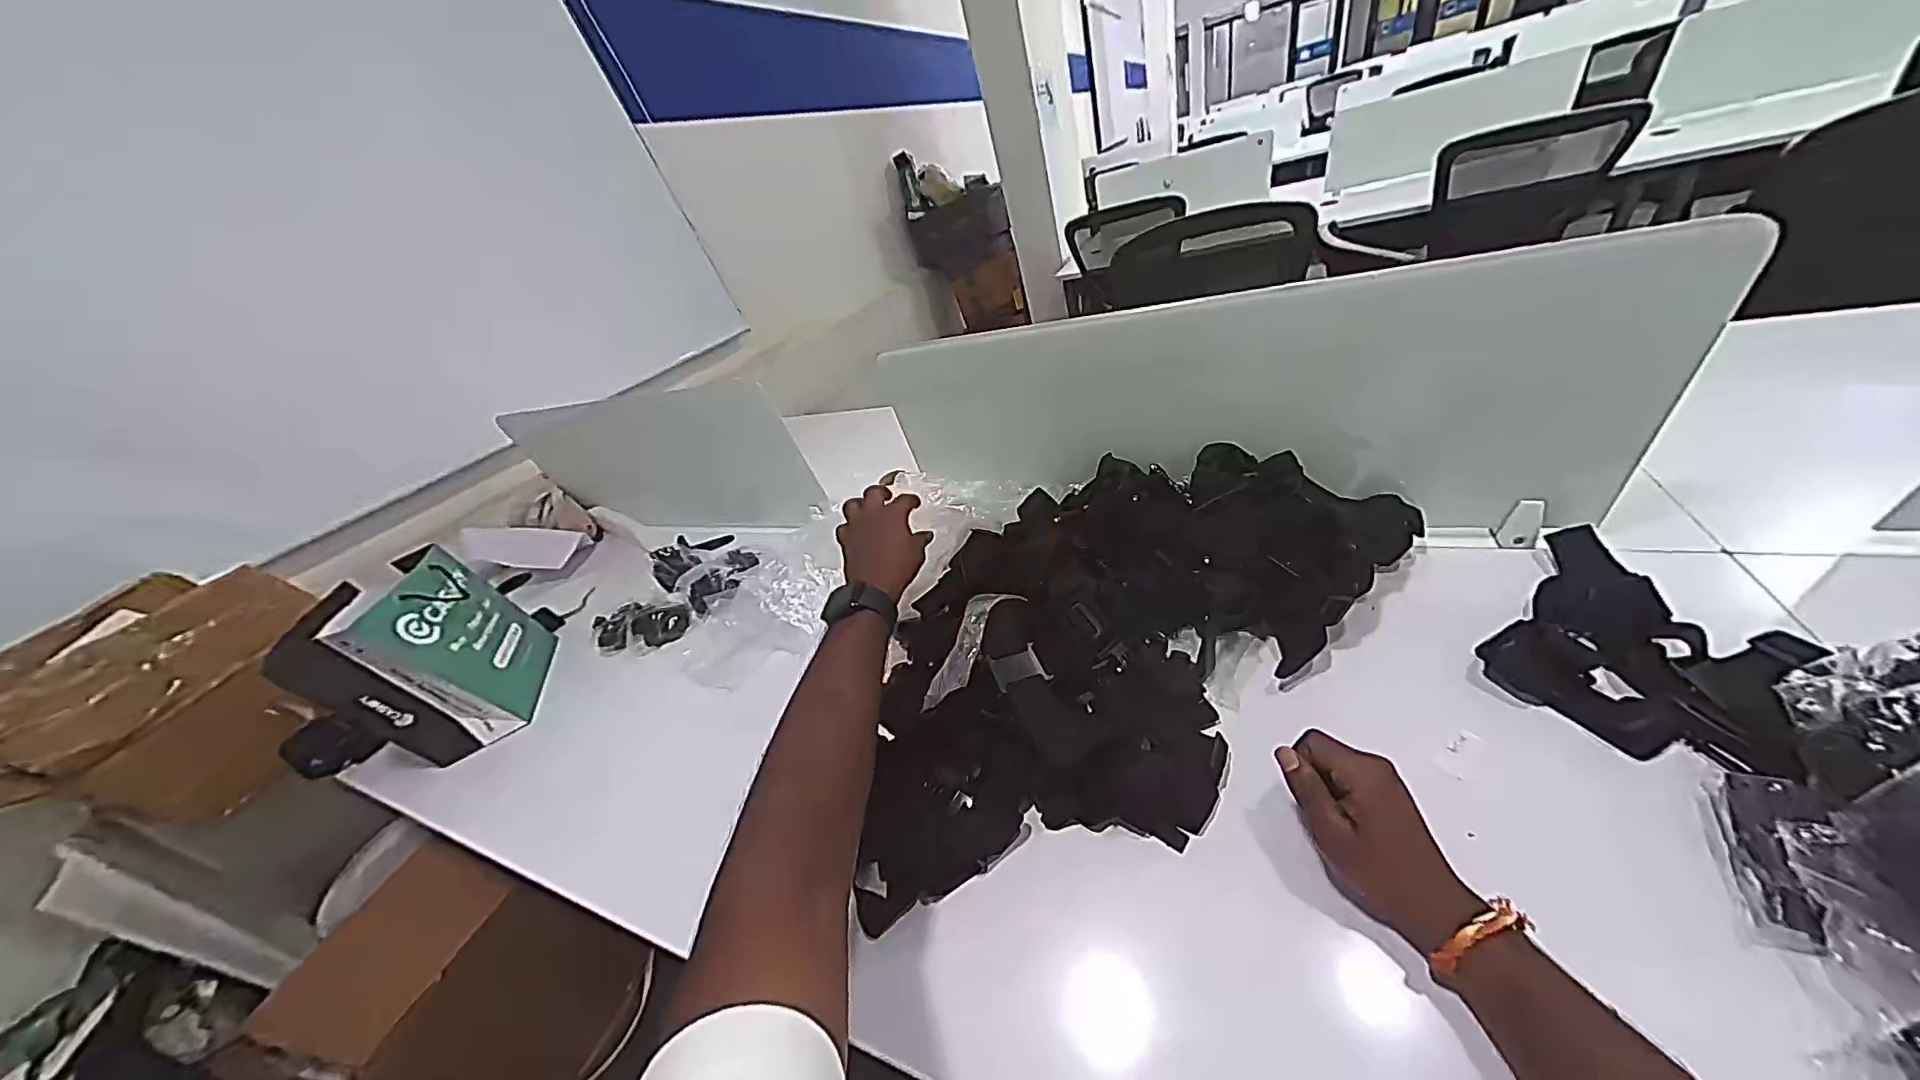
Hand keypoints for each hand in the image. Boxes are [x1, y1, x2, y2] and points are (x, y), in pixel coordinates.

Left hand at [837, 479, 932, 602]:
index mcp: (893, 514)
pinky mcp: (845, 539)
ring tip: (866, 505)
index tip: (913, 502)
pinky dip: (849, 525)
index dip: (911, 499)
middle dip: (882, 490)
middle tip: (887, 493)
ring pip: (854, 504)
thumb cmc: (895, 570)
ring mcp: (856, 525)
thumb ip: (919, 540)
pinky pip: (844, 525)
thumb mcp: (916, 553)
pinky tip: (854, 528)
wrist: (873, 588)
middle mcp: (872, 514)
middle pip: (875, 491)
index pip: (904, 499)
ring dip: (861, 503)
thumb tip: (924, 536)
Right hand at [1277, 730, 1486, 954]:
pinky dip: (1344, 802)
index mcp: (1364, 771)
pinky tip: (1354, 831)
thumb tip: (1286, 755)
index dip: (1300, 770)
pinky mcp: (1390, 794)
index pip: (1311, 742)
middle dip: (1315, 783)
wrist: (1431, 906)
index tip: (1309, 800)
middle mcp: (1379, 769)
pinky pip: (1351, 782)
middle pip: (1324, 753)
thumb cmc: (1386, 876)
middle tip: (1327, 820)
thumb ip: (1304, 787)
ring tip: (1342, 829)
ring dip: (1329, 794)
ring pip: (1336, 768)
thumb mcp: (1329, 831)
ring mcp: (1387, 781)